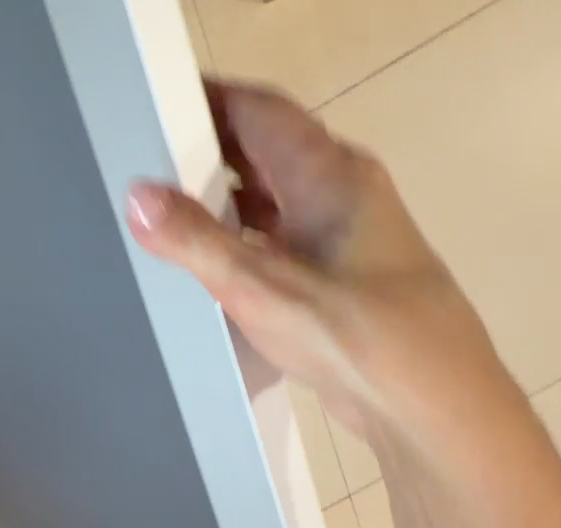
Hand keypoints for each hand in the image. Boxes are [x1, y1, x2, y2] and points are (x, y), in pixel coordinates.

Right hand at [126, 81, 512, 446]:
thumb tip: (138, 193)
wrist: (423, 399)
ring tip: (154, 201)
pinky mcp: (328, 270)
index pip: (260, 111)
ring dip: (215, 190)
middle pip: (262, 147)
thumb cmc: (352, 333)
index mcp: (329, 176)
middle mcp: (336, 191)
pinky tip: (198, 254)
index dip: (209, 96)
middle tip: (138, 152)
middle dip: (203, 142)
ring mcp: (335, 232)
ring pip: (265, 191)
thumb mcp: (261, 286)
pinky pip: (268, 230)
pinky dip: (230, 230)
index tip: (153, 96)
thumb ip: (196, 240)